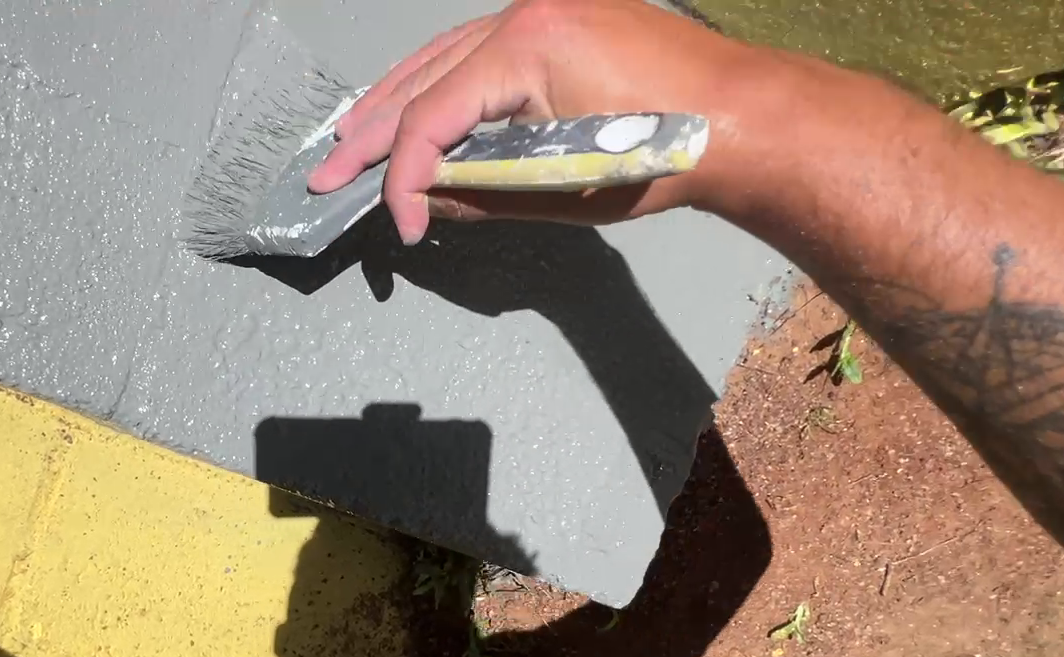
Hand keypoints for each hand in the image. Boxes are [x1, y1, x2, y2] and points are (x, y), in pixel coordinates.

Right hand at [305, 0, 762, 242]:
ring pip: (435, 59)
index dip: (402, 181)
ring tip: (345, 139)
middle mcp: (523, 14)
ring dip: (386, 105)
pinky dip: (428, 85)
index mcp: (526, 48)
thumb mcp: (556, 189)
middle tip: (323, 175)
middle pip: (418, 82)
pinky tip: (401, 104)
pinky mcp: (549, 22)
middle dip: (367, 137)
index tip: (403, 229)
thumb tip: (423, 201)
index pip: (430, 120)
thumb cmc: (659, 155)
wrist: (740, 116)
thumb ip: (476, 194)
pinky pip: (467, 53)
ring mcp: (536, 11)